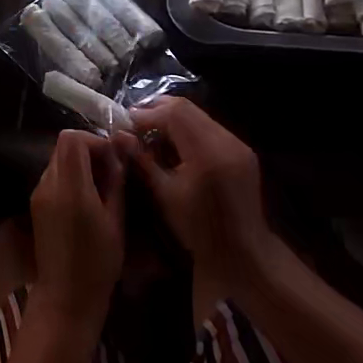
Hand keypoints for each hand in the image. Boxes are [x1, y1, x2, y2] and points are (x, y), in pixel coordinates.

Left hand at [29, 130, 125, 326]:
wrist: (66, 297)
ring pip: (57, 159)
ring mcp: (38, 194)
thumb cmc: (99, 262)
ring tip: (100, 186)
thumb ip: (116, 180)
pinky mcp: (36, 204)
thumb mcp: (116, 219)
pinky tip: (86, 198)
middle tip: (110, 171)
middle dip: (88, 150)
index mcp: (70, 188)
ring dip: (79, 163)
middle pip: (63, 145)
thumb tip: (120, 151)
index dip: (94, 140)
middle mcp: (49, 185)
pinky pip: (53, 176)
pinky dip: (70, 176)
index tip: (113, 159)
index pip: (72, 139)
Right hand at [116, 98, 273, 289]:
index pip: (174, 114)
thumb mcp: (165, 196)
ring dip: (174, 119)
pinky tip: (175, 145)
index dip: (147, 113)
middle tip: (135, 123)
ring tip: (152, 133)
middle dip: (159, 111)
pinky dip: (190, 130)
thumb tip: (120, 136)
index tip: (126, 122)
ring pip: (200, 116)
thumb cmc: (199, 230)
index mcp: (207, 152)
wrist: (243, 253)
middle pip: (188, 109)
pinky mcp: (242, 151)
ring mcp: (238, 144)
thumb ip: (143, 161)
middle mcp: (227, 140)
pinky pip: (211, 128)